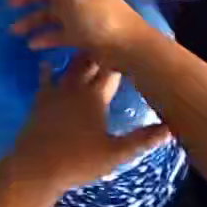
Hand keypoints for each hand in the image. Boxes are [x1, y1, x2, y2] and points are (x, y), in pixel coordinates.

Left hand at [0, 57, 169, 196]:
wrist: (35, 168)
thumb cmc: (78, 162)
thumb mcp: (115, 154)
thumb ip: (143, 139)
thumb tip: (171, 127)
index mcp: (96, 96)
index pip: (114, 70)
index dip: (123, 57)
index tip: (133, 45)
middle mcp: (77, 87)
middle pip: (91, 62)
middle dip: (102, 49)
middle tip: (110, 38)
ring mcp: (57, 91)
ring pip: (71, 66)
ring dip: (79, 55)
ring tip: (86, 41)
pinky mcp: (41, 100)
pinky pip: (45, 78)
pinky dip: (47, 69)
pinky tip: (46, 62)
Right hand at [8, 0, 154, 69]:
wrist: (128, 47)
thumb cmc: (97, 18)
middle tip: (11, 6)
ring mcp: (84, 17)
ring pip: (55, 15)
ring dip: (35, 21)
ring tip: (15, 31)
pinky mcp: (85, 37)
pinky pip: (62, 34)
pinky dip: (48, 37)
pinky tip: (33, 45)